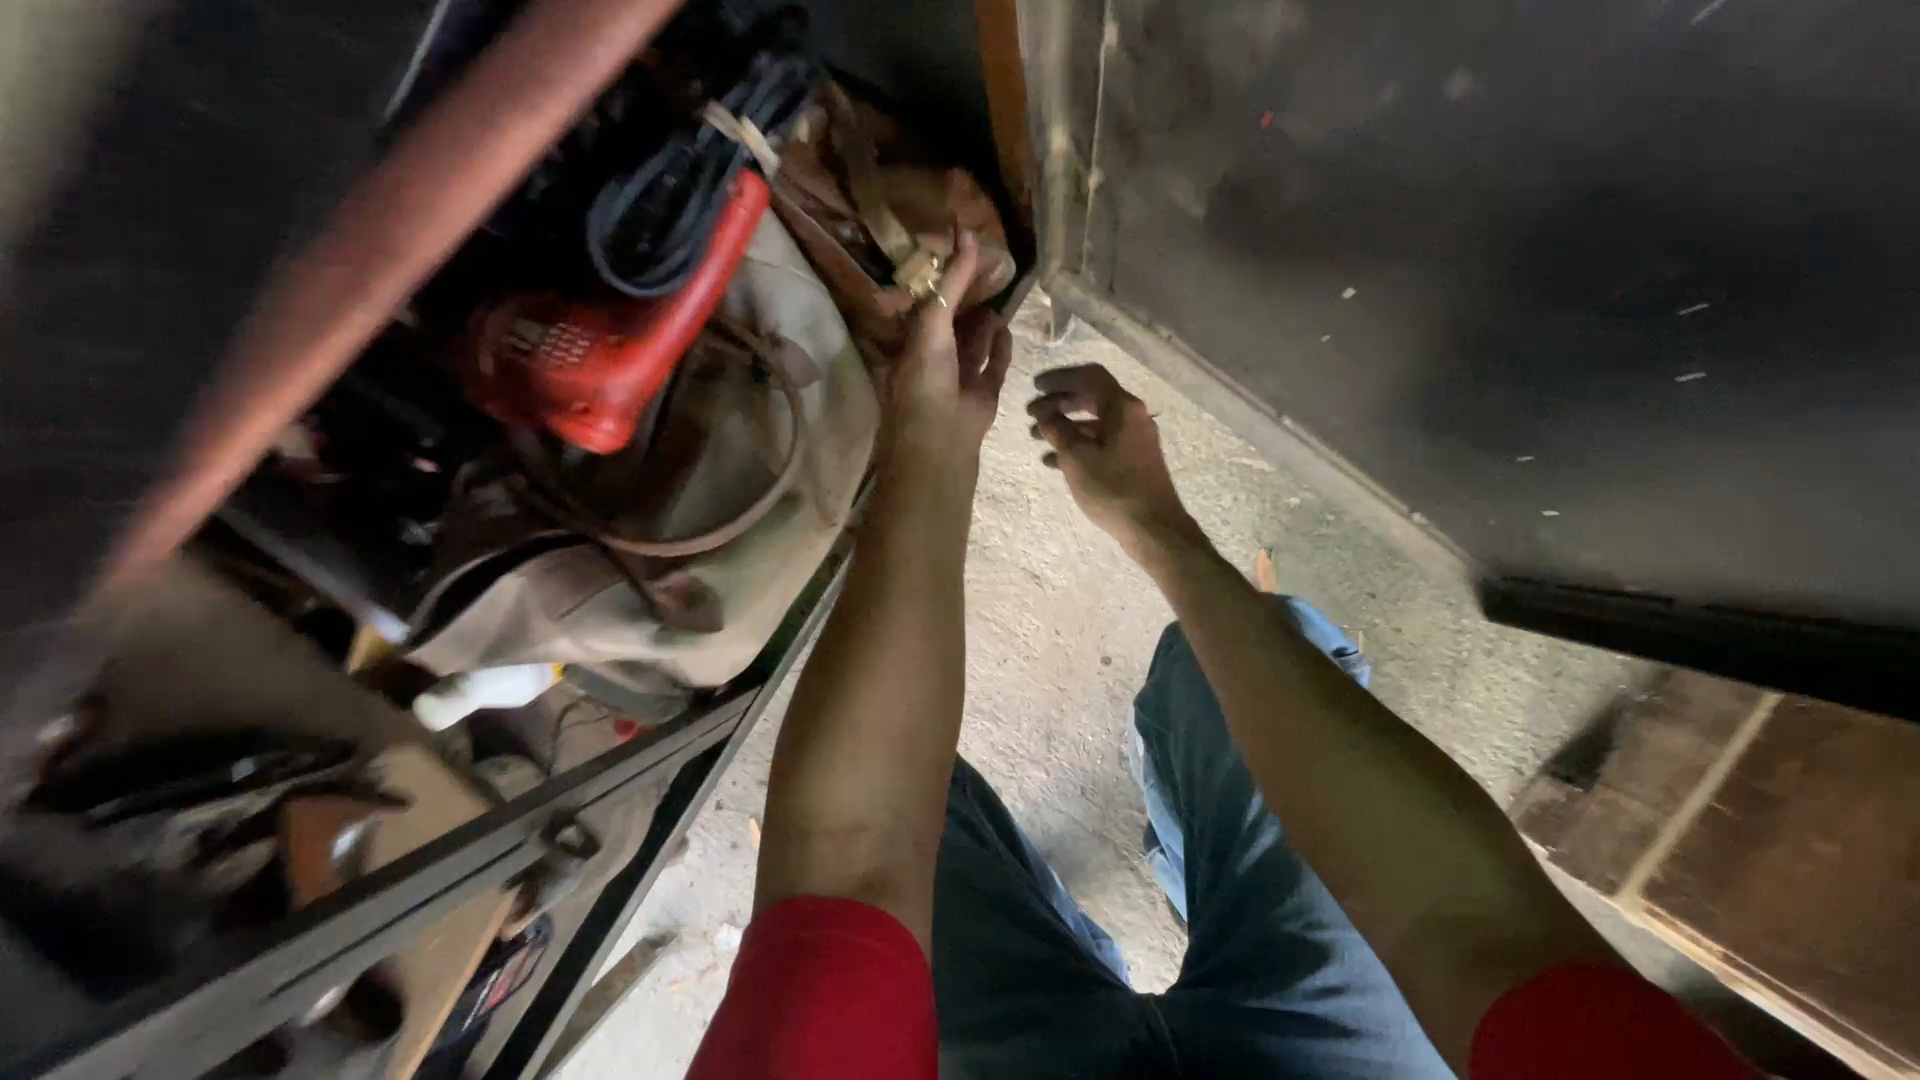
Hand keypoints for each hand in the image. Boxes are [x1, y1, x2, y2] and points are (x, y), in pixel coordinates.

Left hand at [886, 231, 1013, 461]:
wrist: (943, 440)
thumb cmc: (926, 381)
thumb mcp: (932, 326)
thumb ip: (950, 284)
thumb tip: (965, 235)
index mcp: (910, 346)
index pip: (926, 307)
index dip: (941, 282)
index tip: (958, 252)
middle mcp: (933, 361)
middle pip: (952, 324)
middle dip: (967, 299)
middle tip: (989, 267)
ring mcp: (959, 380)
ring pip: (973, 345)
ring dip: (983, 323)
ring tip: (999, 292)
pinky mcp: (983, 394)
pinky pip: (993, 365)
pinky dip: (1000, 348)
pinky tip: (1006, 328)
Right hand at [1027, 364, 1199, 553]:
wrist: (1153, 527)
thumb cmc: (1113, 488)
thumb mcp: (1076, 457)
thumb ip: (1057, 429)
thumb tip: (1045, 413)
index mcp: (1122, 407)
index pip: (1089, 377)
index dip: (1059, 378)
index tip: (1035, 387)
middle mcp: (1132, 415)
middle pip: (1091, 397)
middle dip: (1059, 403)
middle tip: (1032, 413)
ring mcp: (1135, 438)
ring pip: (1095, 421)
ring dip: (1065, 425)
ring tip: (1036, 438)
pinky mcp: (1134, 458)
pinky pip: (1101, 441)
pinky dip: (1078, 444)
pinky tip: (1054, 462)